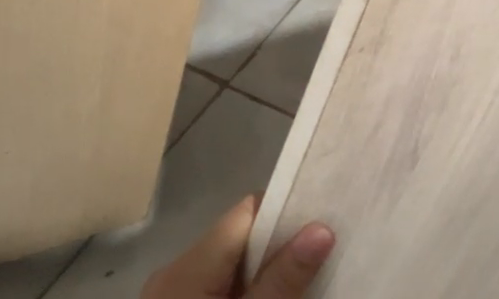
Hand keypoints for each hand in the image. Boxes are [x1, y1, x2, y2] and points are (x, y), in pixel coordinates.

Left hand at [142, 195, 334, 298]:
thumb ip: (282, 281)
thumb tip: (323, 227)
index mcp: (186, 268)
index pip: (248, 211)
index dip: (288, 209)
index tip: (327, 219)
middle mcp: (174, 275)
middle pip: (241, 238)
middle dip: (283, 245)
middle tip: (325, 255)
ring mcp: (171, 298)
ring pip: (233, 266)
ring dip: (269, 272)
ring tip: (306, 283)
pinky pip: (220, 289)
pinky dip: (250, 292)